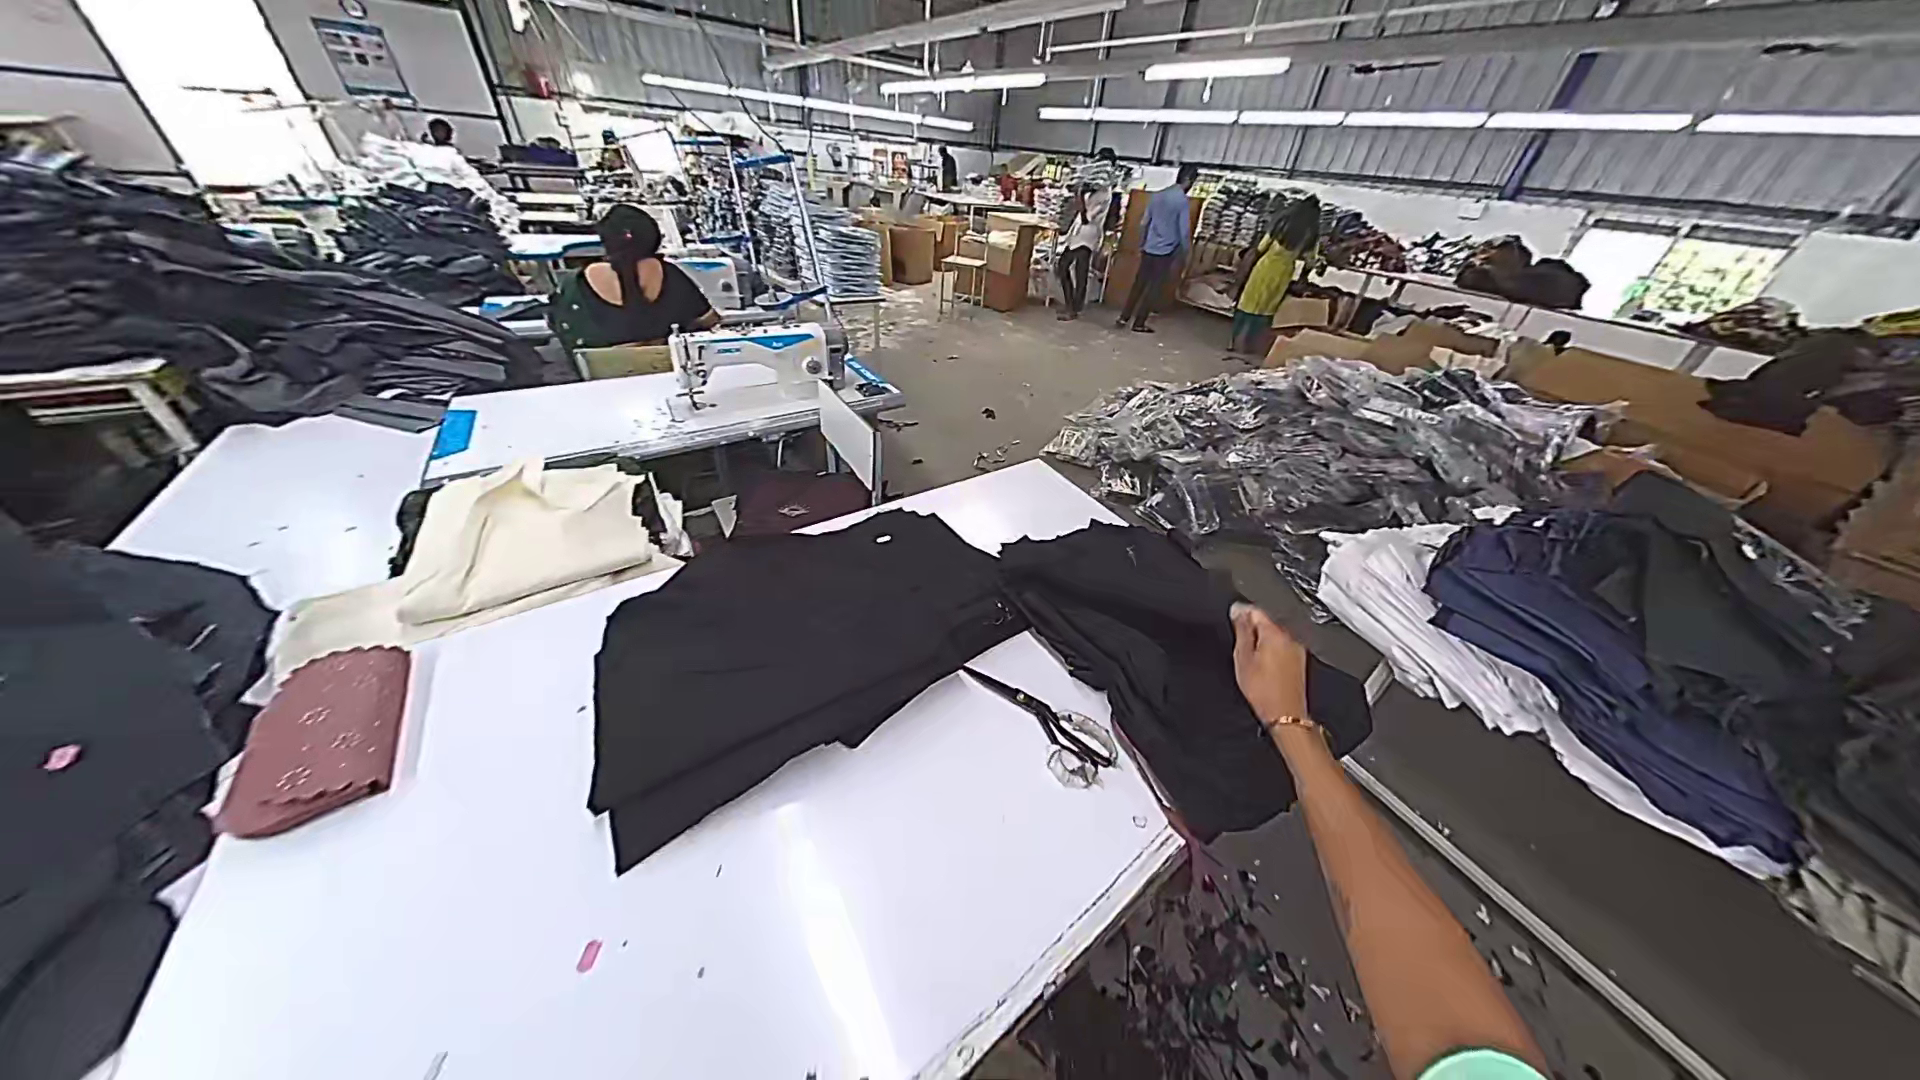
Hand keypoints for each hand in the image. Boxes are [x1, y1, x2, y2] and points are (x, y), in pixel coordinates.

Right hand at [1231, 603, 1309, 728]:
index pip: (1256, 611)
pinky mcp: (1299, 661)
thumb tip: (1238, 610)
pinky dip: (1271, 652)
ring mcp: (1297, 650)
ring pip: (1274, 635)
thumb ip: (1241, 630)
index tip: (1232, 620)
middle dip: (1252, 629)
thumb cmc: (1263, 690)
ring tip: (1251, 660)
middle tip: (1240, 646)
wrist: (1284, 714)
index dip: (1241, 614)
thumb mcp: (1242, 657)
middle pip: (1267, 622)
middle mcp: (1290, 638)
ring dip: (1262, 641)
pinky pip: (1282, 647)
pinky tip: (1263, 667)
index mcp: (1275, 634)